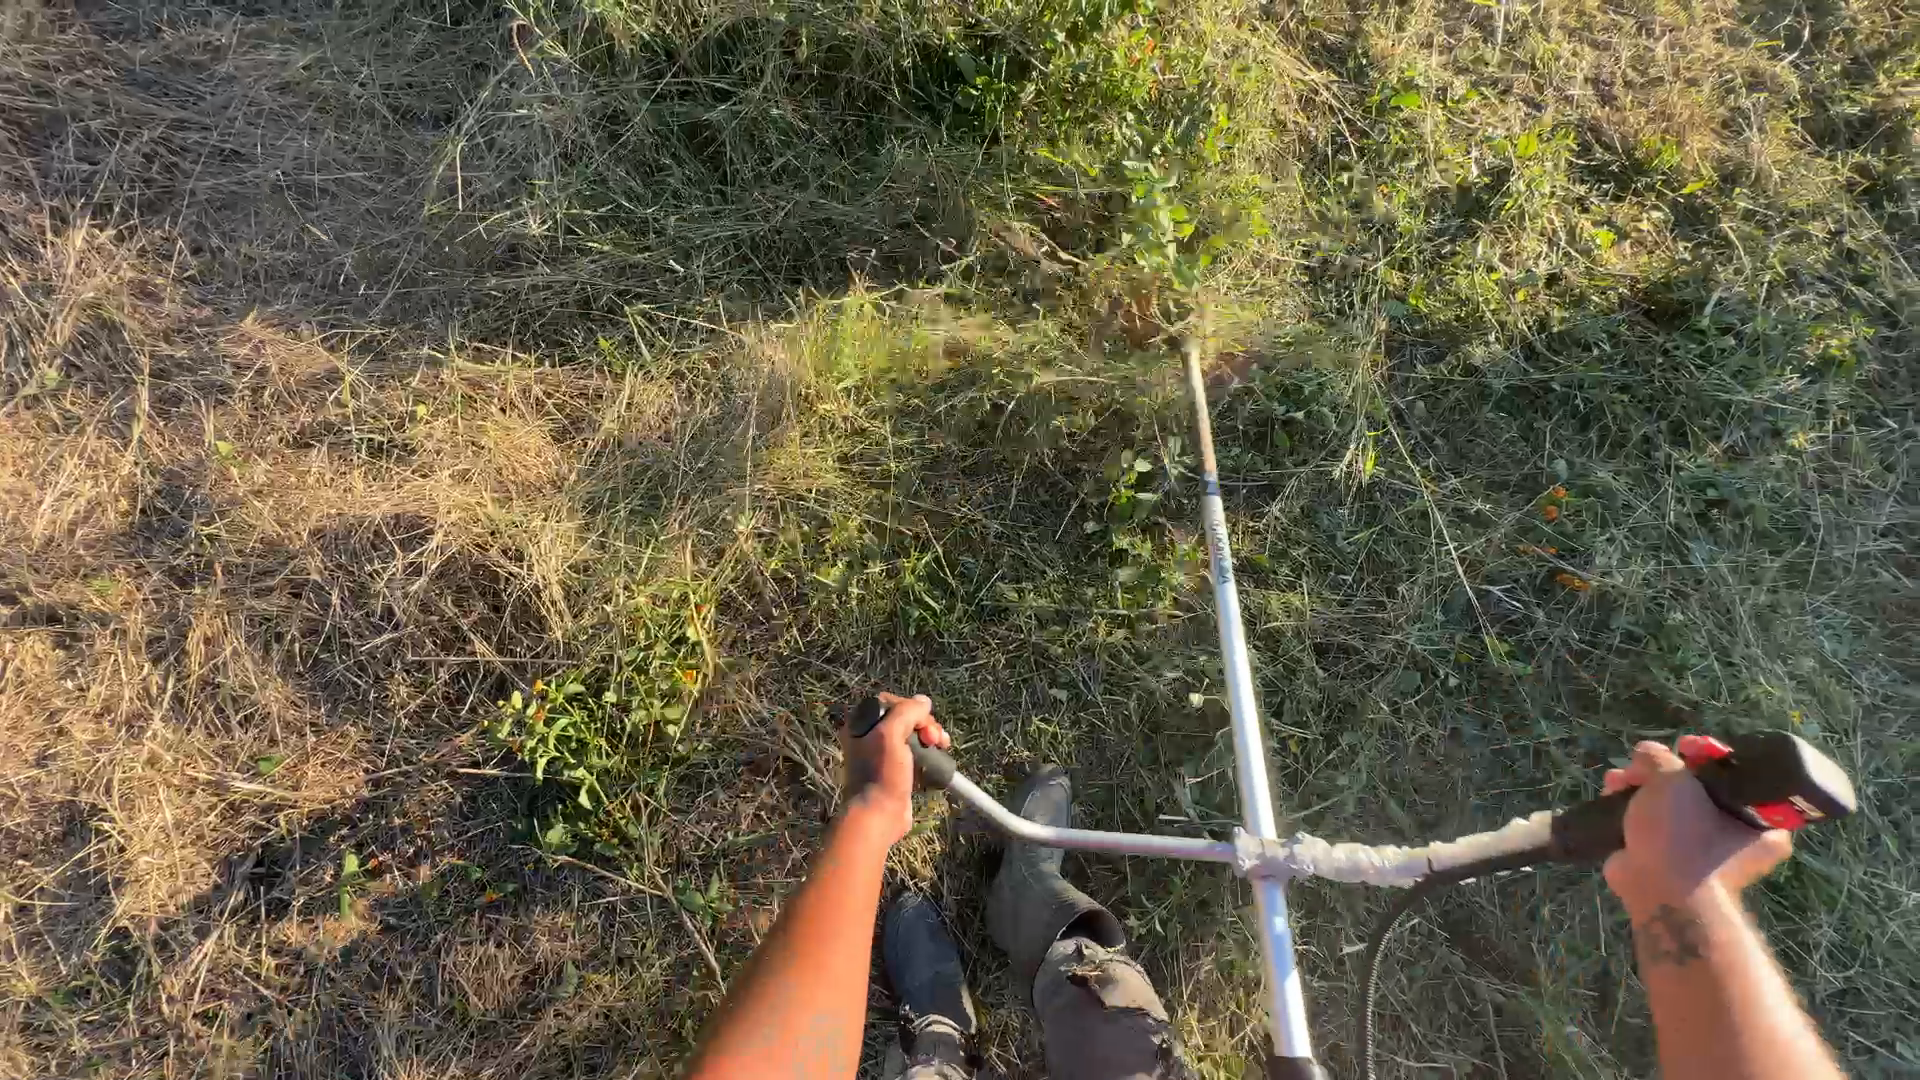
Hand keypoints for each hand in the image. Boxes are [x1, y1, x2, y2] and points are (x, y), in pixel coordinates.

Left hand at [838, 692, 949, 846]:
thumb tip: (923, 701)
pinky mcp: (898, 769)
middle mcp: (870, 736)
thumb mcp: (890, 735)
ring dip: (931, 736)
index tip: (922, 723)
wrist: (879, 815)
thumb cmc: (881, 773)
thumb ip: (906, 712)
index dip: (910, 708)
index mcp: (861, 724)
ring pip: (914, 734)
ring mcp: (884, 753)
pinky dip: (929, 751)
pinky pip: (916, 752)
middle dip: (925, 724)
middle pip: (905, 717)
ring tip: (942, 745)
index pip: (890, 702)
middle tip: (934, 738)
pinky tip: (939, 755)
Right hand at [1601, 739, 1793, 915]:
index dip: (1709, 755)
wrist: (1659, 886)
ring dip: (1637, 783)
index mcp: (1761, 822)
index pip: (1738, 776)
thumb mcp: (1675, 782)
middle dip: (1659, 770)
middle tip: (1641, 767)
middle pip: (1694, 784)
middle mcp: (1734, 833)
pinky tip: (1612, 795)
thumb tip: (1647, 753)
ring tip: (1618, 781)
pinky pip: (1648, 816)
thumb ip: (1660, 758)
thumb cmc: (1683, 836)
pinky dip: (1629, 803)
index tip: (1683, 747)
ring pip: (1666, 798)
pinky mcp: (1665, 850)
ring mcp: (1698, 843)